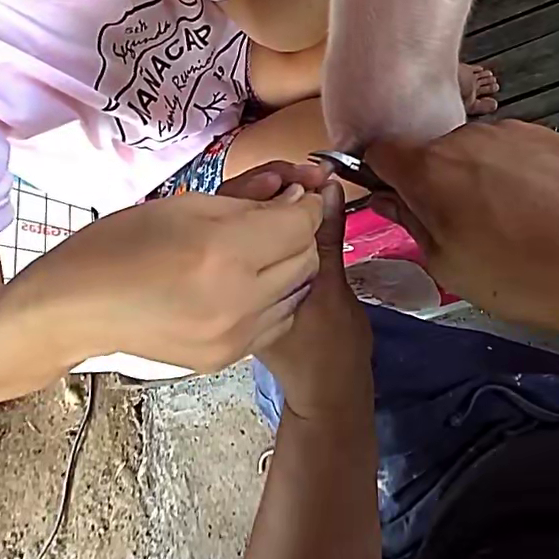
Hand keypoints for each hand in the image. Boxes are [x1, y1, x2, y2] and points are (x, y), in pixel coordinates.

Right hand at [21, 164, 325, 372]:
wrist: (76, 310)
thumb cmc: (120, 245)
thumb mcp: (187, 204)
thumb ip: (248, 199)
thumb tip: (293, 192)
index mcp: (225, 253)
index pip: (301, 224)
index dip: (304, 202)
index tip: (295, 192)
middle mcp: (239, 301)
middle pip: (307, 257)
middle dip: (298, 231)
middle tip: (274, 216)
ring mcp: (236, 337)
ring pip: (299, 290)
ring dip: (289, 264)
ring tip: (258, 250)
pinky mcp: (228, 358)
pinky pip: (277, 320)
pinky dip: (274, 297)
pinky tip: (246, 283)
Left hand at [234, 164, 371, 419]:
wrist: (321, 386)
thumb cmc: (330, 347)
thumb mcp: (333, 292)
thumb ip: (327, 239)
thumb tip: (327, 189)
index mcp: (242, 283)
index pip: (253, 216)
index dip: (285, 186)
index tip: (316, 174)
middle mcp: (225, 274)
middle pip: (241, 208)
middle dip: (277, 182)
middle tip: (314, 172)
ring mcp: (229, 275)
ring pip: (242, 215)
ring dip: (274, 193)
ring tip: (308, 181)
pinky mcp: (243, 275)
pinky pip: (247, 231)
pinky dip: (270, 211)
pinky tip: (294, 201)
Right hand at [367, 121, 558, 341]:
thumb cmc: (527, 274)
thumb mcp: (451, 266)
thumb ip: (413, 226)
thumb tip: (393, 203)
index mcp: (430, 170)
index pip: (379, 152)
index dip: (379, 175)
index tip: (391, 198)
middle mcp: (464, 139)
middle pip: (428, 152)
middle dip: (430, 182)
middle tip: (454, 225)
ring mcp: (508, 132)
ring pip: (469, 152)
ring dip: (472, 178)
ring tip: (505, 222)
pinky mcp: (544, 135)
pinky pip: (507, 150)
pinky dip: (508, 173)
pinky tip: (534, 209)